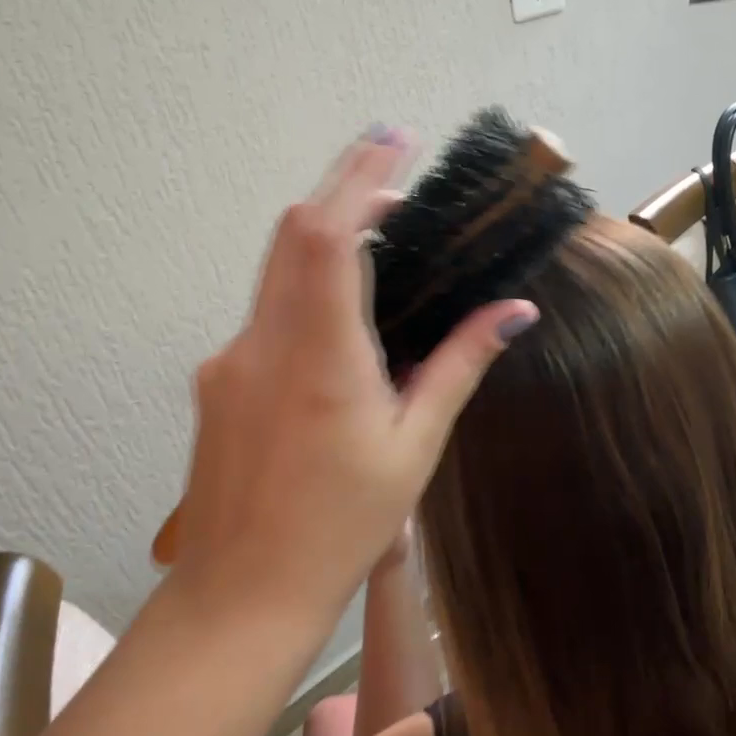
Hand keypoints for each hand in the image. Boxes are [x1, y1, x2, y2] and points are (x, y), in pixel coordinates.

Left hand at [168, 128, 537, 623]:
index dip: (360, 180)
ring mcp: (232, 359)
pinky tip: (345, 318)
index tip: (396, 141)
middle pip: (292, 232)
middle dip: (344, 188)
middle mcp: (263, 344)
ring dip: (324, 234)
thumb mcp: (415, 445)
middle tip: (397, 170)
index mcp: (320, 358)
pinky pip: (267, 307)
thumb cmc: (340, 527)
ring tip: (382, 234)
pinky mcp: (220, 378)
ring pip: (276, 266)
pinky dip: (306, 284)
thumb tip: (515, 311)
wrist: (240, 595)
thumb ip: (461, 363)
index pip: (327, 237)